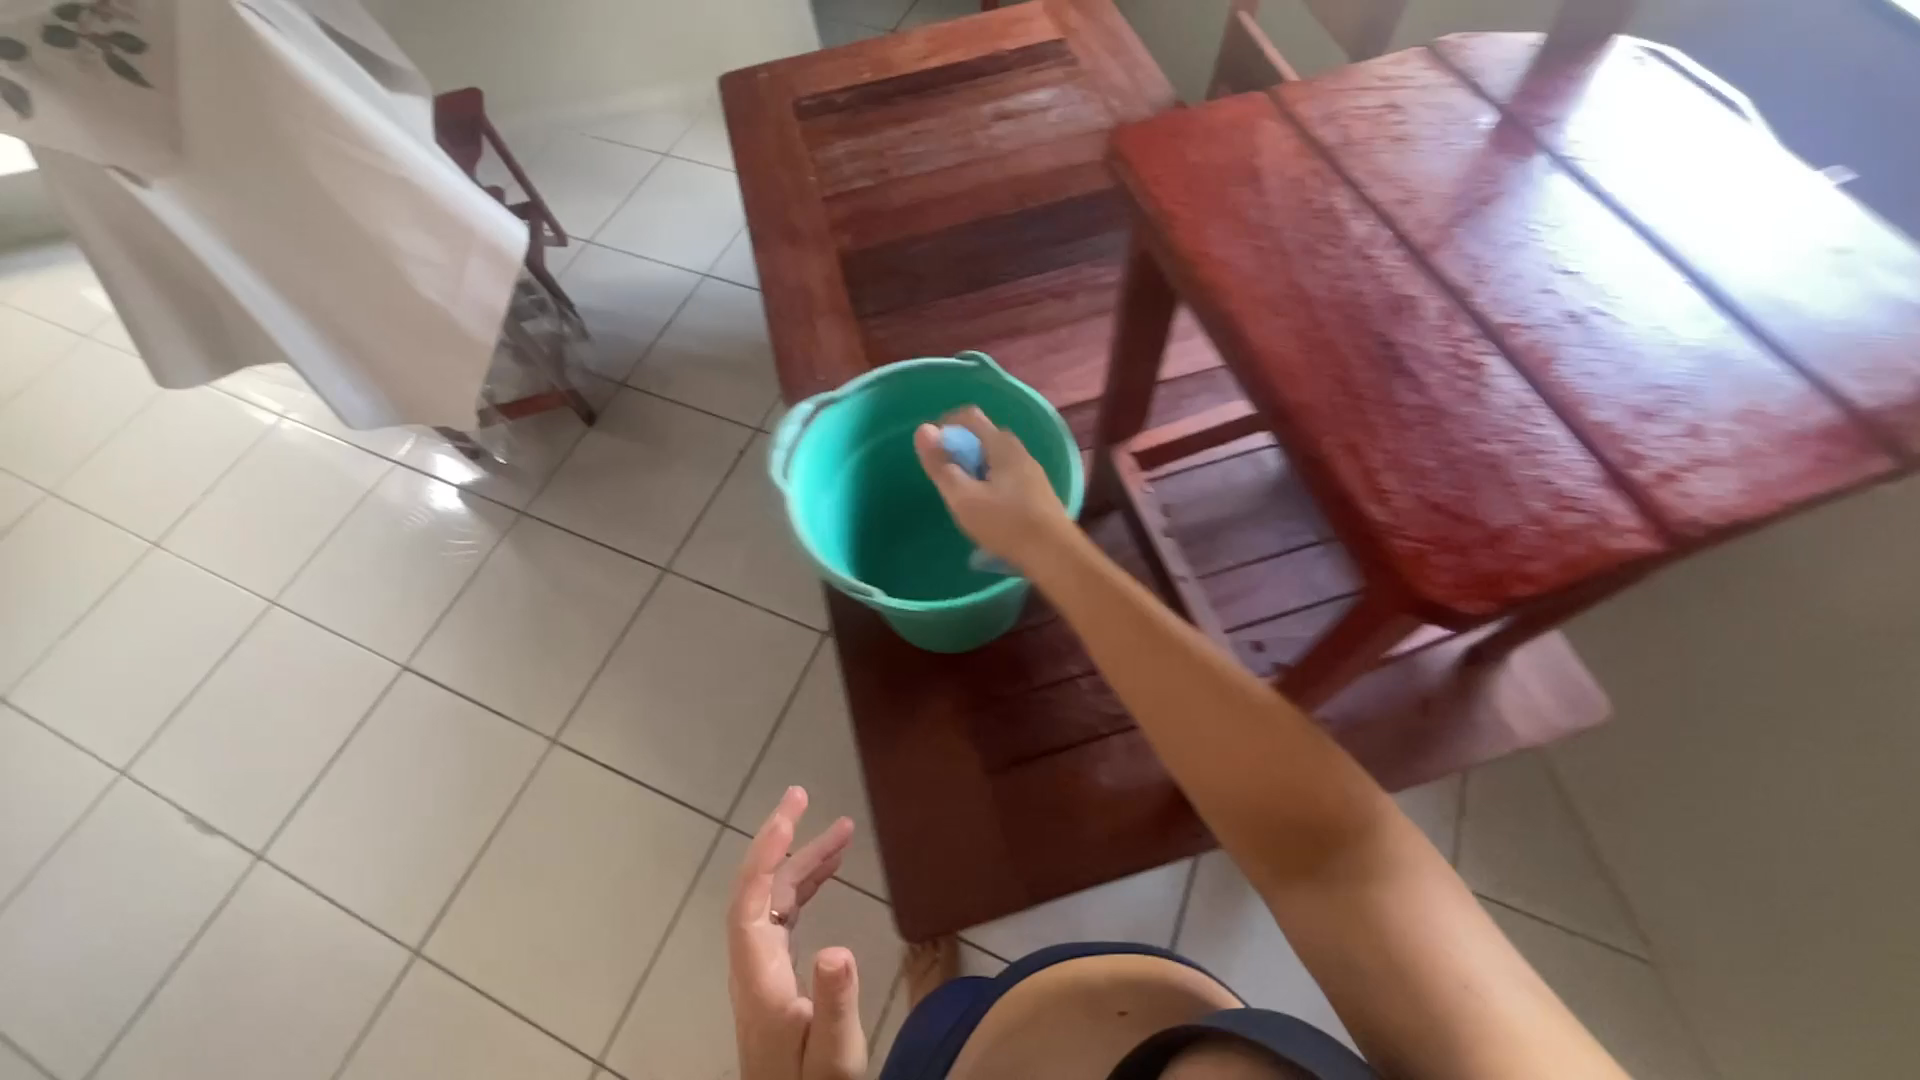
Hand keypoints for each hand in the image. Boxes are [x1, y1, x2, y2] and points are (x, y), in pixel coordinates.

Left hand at [729, 787, 862, 1079]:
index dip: (765, 854)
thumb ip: (836, 1003)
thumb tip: (839, 948)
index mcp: (759, 976)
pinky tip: (829, 871)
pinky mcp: (775, 973)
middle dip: (779, 839)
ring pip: (775, 898)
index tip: (789, 815)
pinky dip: (806, 884)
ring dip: (803, 860)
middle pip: (759, 888)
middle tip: (803, 795)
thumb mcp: (834, 1054)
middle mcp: (753, 963)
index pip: (751, 900)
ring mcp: (762, 967)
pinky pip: (785, 913)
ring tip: (843, 830)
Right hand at [914, 406, 1071, 570]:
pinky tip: (986, 507)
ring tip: (962, 493)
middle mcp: (1020, 452)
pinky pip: (1007, 475)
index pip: (970, 416)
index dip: (945, 425)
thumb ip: (941, 465)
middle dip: (960, 448)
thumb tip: (922, 430)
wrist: (1054, 554)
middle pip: (985, 436)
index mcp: (1002, 446)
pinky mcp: (1038, 493)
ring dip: (975, 467)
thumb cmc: (1006, 524)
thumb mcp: (964, 497)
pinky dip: (990, 481)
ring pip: (997, 458)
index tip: (930, 448)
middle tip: (945, 474)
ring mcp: (1032, 472)